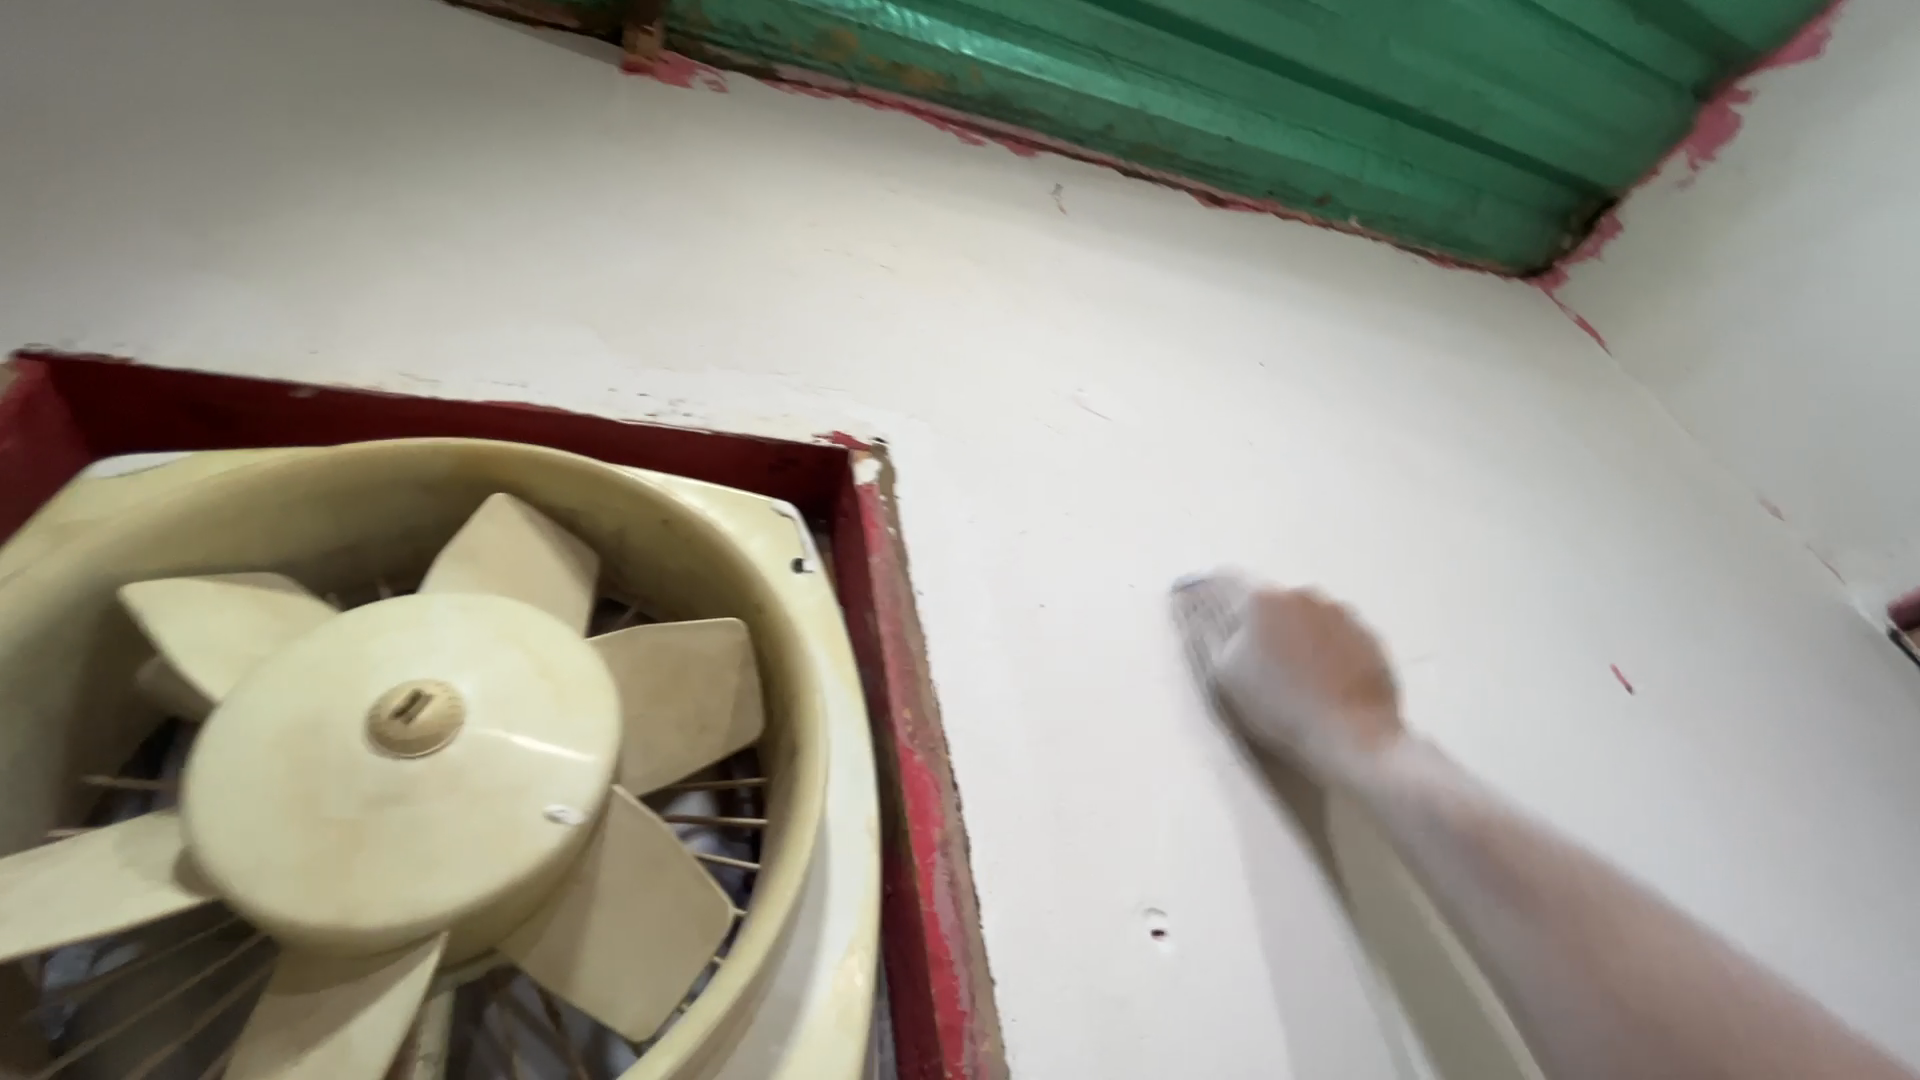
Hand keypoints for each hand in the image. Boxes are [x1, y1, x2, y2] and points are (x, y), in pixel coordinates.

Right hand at [1172, 573, 1403, 776]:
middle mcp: (1303, 593)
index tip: (1205, 619)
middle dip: (1257, 623)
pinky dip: (1324, 649)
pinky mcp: (1370, 637)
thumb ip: (1205, 633)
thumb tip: (1188, 604)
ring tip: (1293, 676)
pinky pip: (1335, 634)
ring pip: (1303, 616)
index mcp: (1262, 599)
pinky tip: (1323, 682)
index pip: (1224, 582)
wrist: (1354, 737)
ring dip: (1292, 634)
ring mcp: (1342, 613)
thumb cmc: (1279, 708)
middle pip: (1268, 601)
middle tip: (1254, 662)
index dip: (1210, 599)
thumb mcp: (1224, 675)